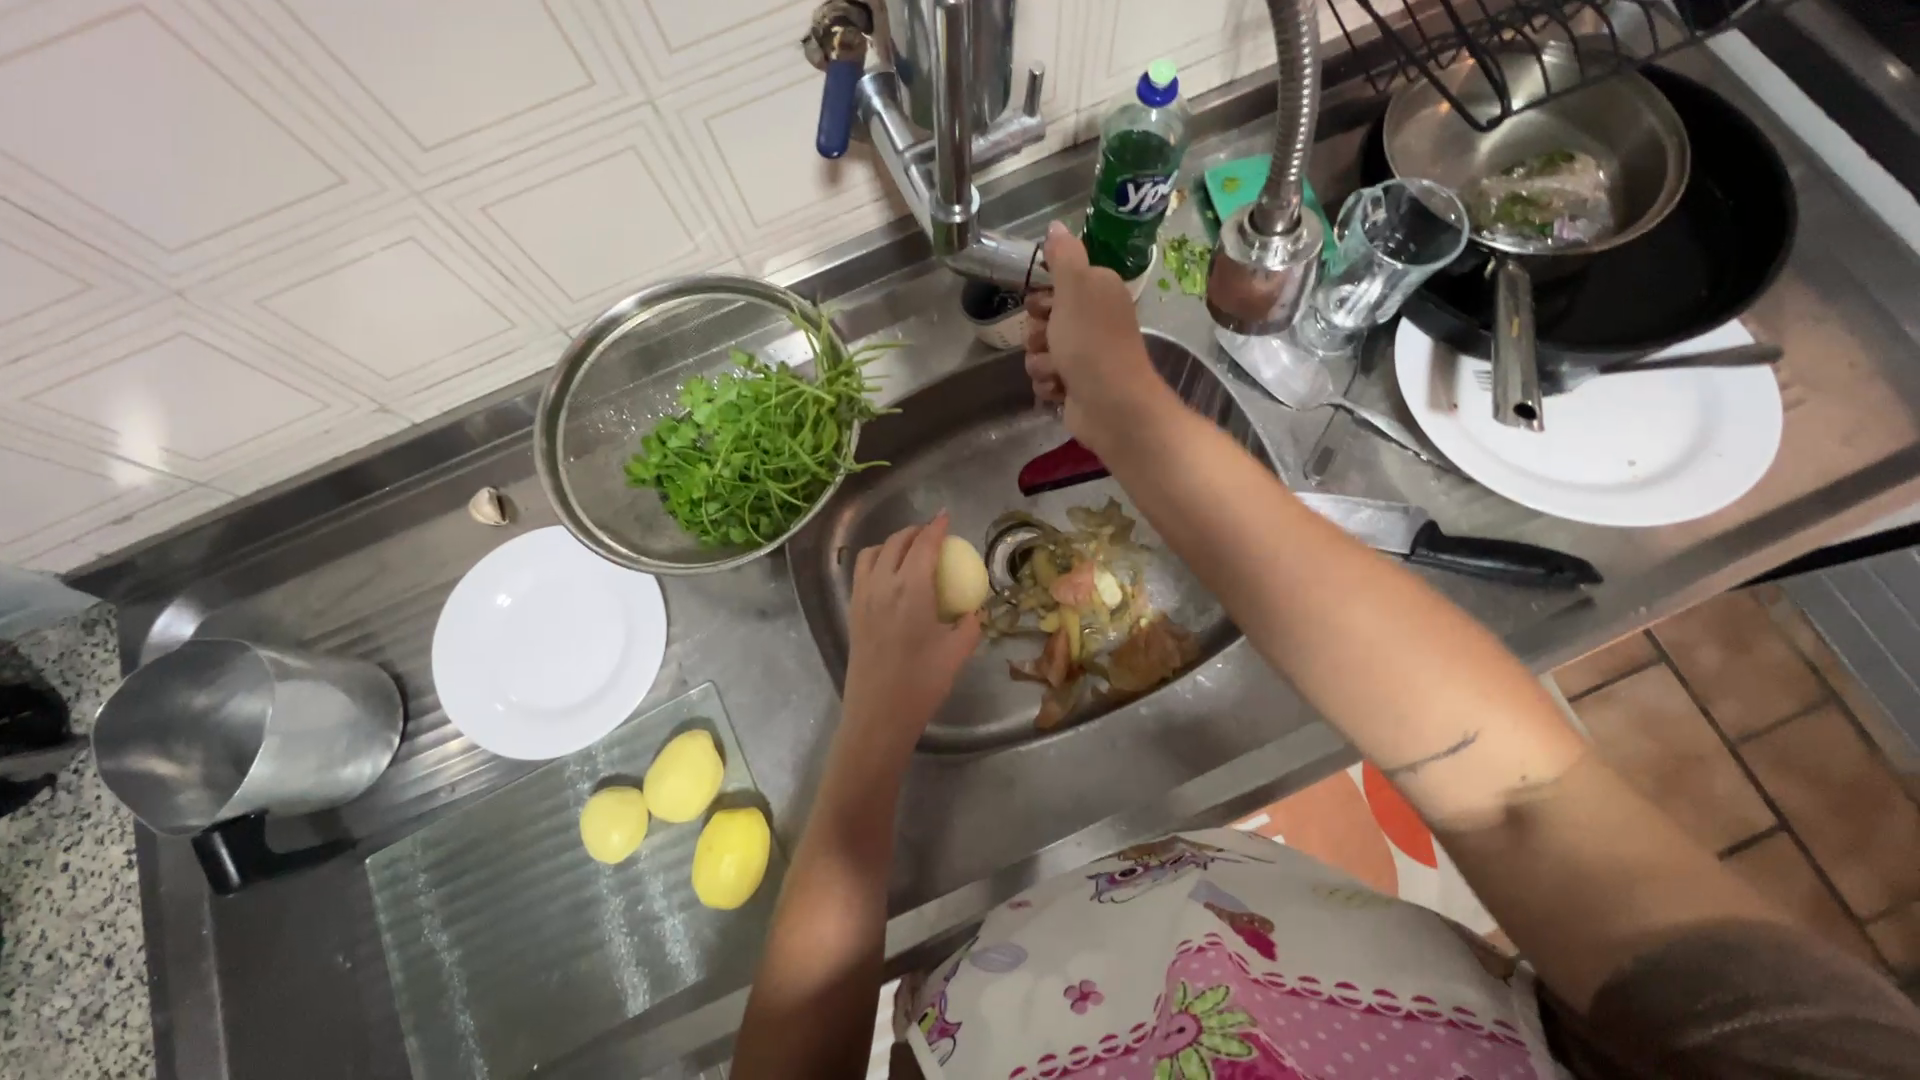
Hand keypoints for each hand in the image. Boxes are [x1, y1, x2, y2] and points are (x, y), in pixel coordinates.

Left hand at [842, 512, 981, 750]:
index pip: (924, 545)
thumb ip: (970, 624)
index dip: (936, 527)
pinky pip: (862, 572)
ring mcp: (863, 597)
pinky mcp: (853, 611)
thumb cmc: (922, 683)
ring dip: (892, 543)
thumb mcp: (957, 652)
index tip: (946, 517)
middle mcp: (883, 584)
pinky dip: (876, 560)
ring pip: (873, 553)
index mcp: (912, 589)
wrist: (878, 713)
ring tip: (909, 550)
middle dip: (915, 532)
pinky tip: (889, 575)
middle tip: (932, 534)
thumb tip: (975, 610)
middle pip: (896, 543)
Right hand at [1025, 221, 1178, 456]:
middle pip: (1042, 321)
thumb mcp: (1076, 288)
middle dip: (1038, 334)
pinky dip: (1049, 385)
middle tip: (1052, 341)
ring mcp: (1084, 356)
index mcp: (1097, 292)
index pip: (1055, 286)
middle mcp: (1093, 321)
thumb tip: (1055, 226)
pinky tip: (1061, 389)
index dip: (1042, 298)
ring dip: (1042, 362)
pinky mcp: (1075, 386)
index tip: (1044, 308)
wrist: (1111, 405)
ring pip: (1039, 352)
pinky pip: (1045, 379)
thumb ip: (1064, 256)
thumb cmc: (1092, 343)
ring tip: (1059, 370)